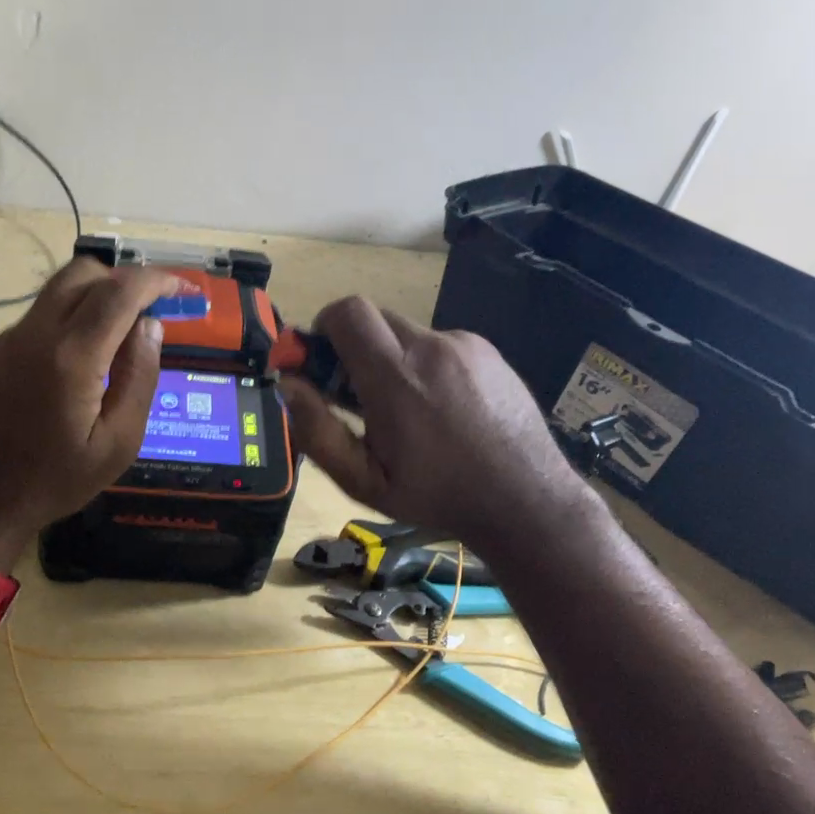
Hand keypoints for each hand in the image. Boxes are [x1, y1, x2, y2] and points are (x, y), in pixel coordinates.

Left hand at [0, 258, 183, 569]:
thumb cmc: (56, 481)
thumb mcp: (118, 443)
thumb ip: (140, 378)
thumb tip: (151, 326)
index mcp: (72, 357)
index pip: (121, 291)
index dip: (158, 280)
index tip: (183, 290)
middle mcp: (35, 334)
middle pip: (84, 272)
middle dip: (123, 280)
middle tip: (149, 311)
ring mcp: (8, 339)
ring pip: (57, 290)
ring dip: (94, 297)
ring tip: (117, 336)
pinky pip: (38, 317)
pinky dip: (68, 319)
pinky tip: (77, 364)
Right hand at [280, 296, 595, 552]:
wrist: (527, 501)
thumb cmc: (437, 496)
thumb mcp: (364, 481)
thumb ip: (317, 431)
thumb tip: (287, 385)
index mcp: (396, 377)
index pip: (347, 312)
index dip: (324, 327)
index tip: (320, 362)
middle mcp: (431, 347)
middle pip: (374, 318)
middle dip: (354, 348)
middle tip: (357, 394)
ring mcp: (465, 345)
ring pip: (408, 333)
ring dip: (392, 360)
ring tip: (408, 412)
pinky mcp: (489, 351)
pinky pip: (440, 345)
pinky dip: (427, 367)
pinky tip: (443, 410)